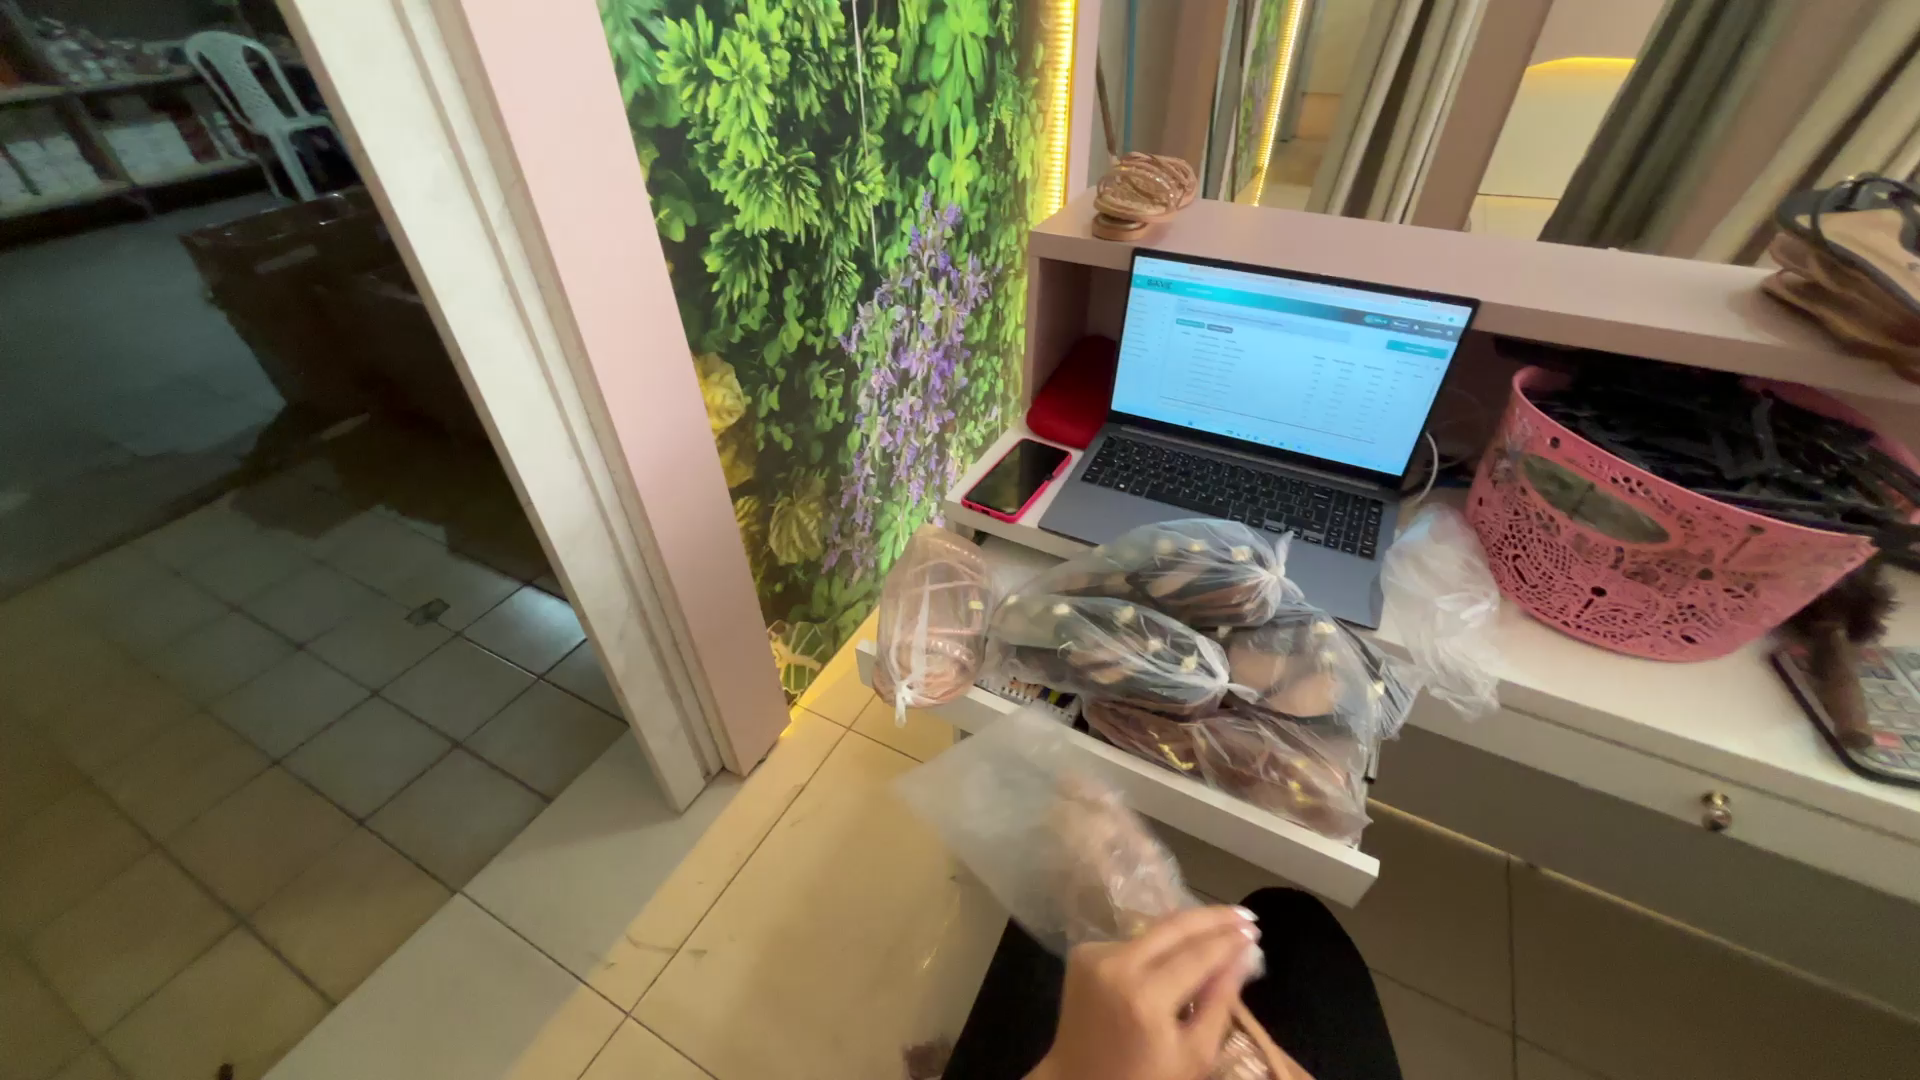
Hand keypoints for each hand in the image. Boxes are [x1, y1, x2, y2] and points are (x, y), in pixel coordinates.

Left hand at [1033, 906, 1261, 1079]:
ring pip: (1152, 930)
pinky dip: (1158, 943)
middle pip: (1172, 926)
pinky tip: (1182, 947)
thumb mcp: (1194, 1057)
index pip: (1196, 954)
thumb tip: (1245, 954)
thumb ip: (1220, 1002)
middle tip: (1245, 915)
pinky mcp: (1083, 952)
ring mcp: (1094, 954)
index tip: (1254, 928)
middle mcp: (1116, 964)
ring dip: (1187, 927)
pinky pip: (1132, 941)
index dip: (1228, 939)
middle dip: (1212, 917)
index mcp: (1144, 997)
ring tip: (1222, 926)